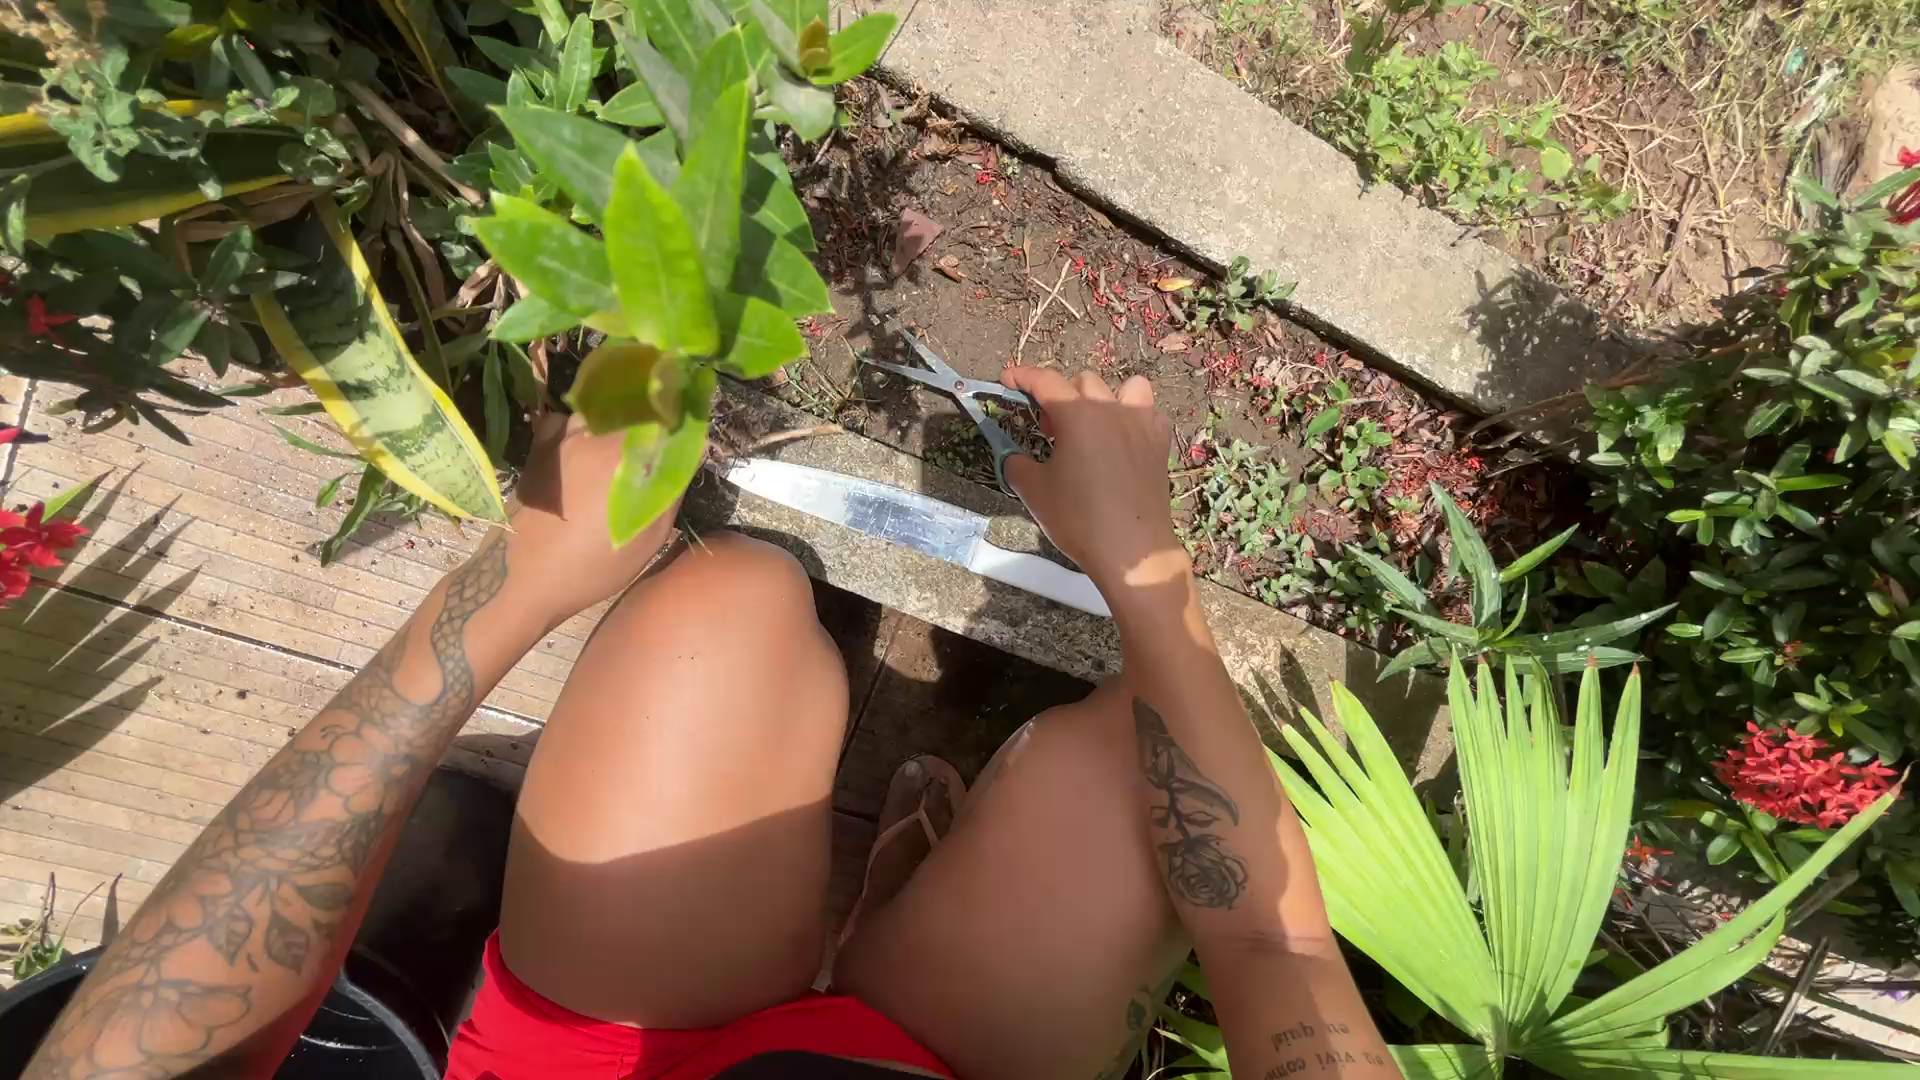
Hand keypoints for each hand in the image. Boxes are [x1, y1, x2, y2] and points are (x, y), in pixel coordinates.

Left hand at [501, 413, 683, 622]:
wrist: (529, 579)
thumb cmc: (598, 563)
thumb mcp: (651, 535)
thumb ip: (671, 486)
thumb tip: (692, 450)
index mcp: (623, 454)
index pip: (663, 417)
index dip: (681, 420)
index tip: (691, 430)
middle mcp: (592, 435)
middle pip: (634, 408)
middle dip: (654, 417)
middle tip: (662, 440)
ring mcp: (561, 438)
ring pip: (602, 411)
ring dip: (620, 419)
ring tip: (628, 441)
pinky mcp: (539, 447)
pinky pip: (568, 421)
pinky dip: (584, 426)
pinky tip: (589, 447)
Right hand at [999, 365, 1187, 599]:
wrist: (1132, 549)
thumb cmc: (1078, 518)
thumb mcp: (1034, 492)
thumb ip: (1018, 465)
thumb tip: (1015, 458)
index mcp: (1077, 414)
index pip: (1045, 381)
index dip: (1022, 376)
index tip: (1007, 379)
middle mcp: (1111, 409)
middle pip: (1082, 382)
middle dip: (1061, 396)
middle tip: (1048, 428)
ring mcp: (1141, 424)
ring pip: (1124, 388)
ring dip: (1103, 398)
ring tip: (1092, 425)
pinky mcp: (1159, 444)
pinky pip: (1148, 413)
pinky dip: (1133, 418)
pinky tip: (1123, 440)